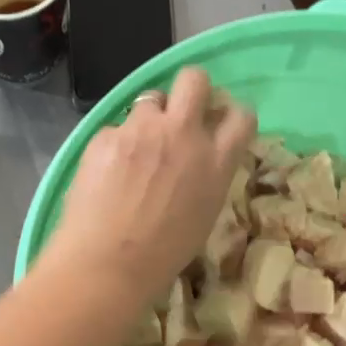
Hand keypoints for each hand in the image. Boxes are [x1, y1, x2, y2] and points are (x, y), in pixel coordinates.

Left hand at [43, 67, 254, 299]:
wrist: (106, 266)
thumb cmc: (159, 258)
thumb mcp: (201, 218)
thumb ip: (206, 179)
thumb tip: (198, 165)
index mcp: (215, 162)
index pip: (241, 115)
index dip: (229, 116)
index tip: (217, 124)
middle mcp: (182, 134)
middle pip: (195, 79)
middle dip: (189, 91)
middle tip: (177, 116)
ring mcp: (142, 131)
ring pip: (149, 100)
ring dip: (146, 120)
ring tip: (134, 153)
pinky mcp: (106, 137)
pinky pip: (114, 130)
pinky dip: (113, 148)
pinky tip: (104, 177)